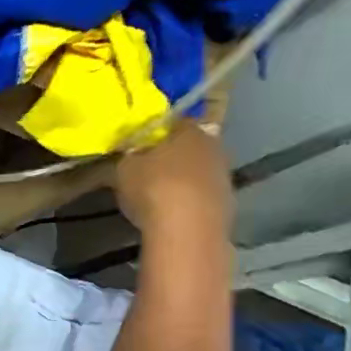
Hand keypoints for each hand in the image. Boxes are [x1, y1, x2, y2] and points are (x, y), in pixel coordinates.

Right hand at [113, 122, 232, 238]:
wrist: (187, 228)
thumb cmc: (153, 188)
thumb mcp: (123, 169)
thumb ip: (127, 157)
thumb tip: (129, 154)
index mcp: (189, 131)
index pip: (173, 122)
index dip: (155, 132)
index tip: (139, 145)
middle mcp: (213, 147)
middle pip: (190, 146)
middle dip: (171, 155)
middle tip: (148, 169)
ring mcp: (224, 175)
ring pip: (198, 170)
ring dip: (182, 178)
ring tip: (158, 194)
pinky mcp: (227, 201)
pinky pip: (202, 194)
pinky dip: (189, 199)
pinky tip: (172, 211)